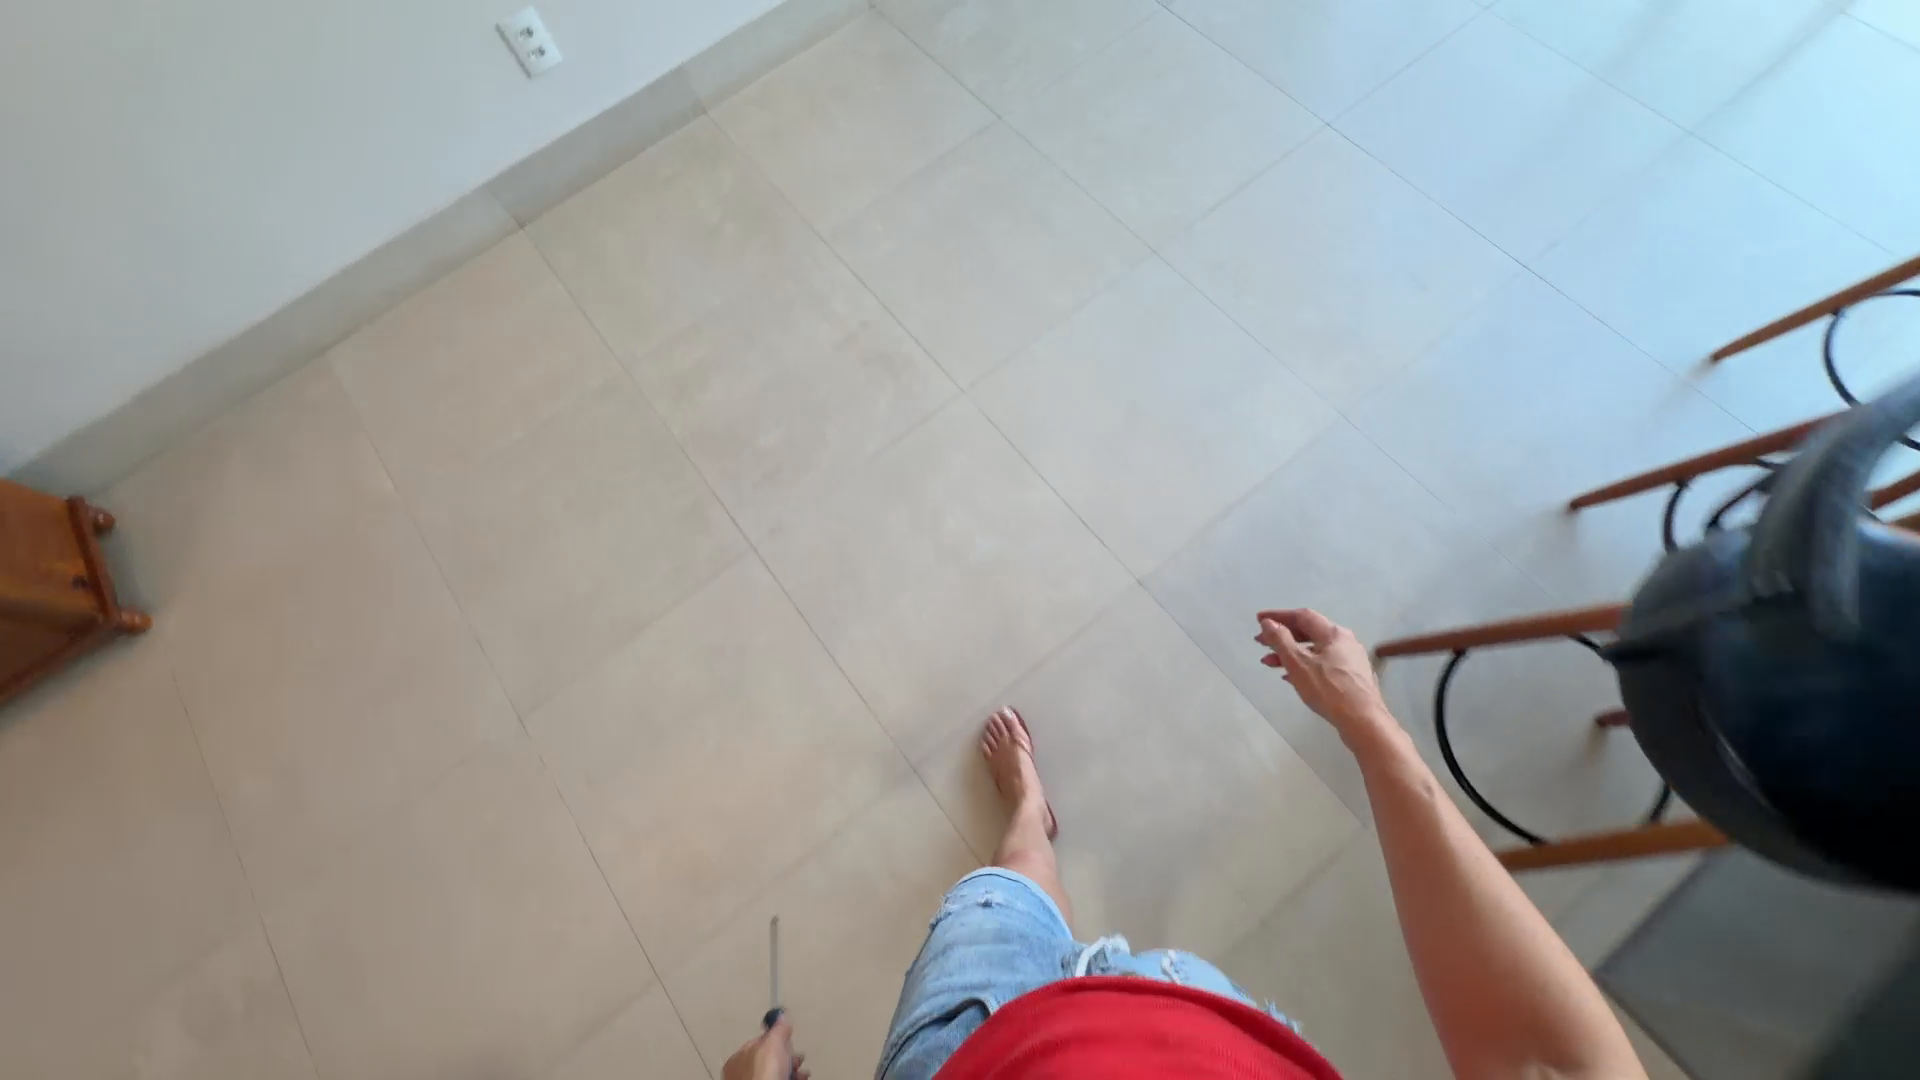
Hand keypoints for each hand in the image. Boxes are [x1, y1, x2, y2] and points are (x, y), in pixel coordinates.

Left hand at [723, 1016, 807, 1079]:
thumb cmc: (765, 1072)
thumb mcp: (774, 1043)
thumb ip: (779, 1028)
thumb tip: (783, 1013)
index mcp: (738, 1057)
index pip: (760, 1042)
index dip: (778, 1039)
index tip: (791, 1041)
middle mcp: (741, 1074)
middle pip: (770, 1059)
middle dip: (789, 1057)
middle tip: (799, 1059)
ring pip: (776, 1073)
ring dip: (793, 1069)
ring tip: (803, 1072)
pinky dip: (793, 1078)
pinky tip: (801, 1078)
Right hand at [1256, 609, 1393, 745]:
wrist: (1363, 720)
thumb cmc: (1328, 689)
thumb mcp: (1298, 662)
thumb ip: (1280, 639)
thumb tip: (1268, 622)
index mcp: (1333, 633)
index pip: (1302, 615)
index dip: (1278, 616)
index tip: (1259, 620)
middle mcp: (1344, 641)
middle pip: (1308, 632)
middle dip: (1282, 636)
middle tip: (1260, 642)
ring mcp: (1351, 660)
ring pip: (1314, 649)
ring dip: (1290, 653)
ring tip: (1269, 663)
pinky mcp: (1352, 677)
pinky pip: (1322, 663)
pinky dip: (1304, 665)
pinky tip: (1290, 676)